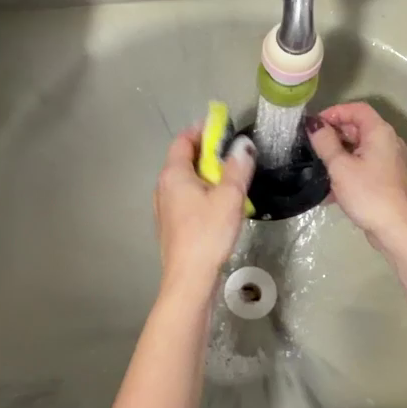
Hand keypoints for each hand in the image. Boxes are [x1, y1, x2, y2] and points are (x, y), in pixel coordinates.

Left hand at [153, 125, 255, 289]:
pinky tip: (221, 205)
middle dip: (209, 153)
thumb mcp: (229, 196)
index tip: (224, 128)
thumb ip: (237, 167)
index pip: (184, 140)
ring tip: (232, 179)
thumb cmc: (208, 233)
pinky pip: (187, 198)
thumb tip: (243, 144)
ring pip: (186, 181)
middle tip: (234, 154)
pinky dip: (203, 193)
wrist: (189, 279)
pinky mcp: (171, 225)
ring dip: (207, 175)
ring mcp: (165, 207)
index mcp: (173, 174)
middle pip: (184, 159)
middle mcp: (163, 187)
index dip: (203, 130)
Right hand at [307, 103, 406, 246]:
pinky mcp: (386, 178)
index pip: (357, 109)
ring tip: (318, 165)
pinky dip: (347, 169)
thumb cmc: (367, 193)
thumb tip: (314, 124)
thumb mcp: (340, 166)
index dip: (334, 112)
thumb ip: (325, 142)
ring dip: (338, 153)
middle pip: (358, 127)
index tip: (314, 125)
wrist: (395, 229)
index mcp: (380, 132)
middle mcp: (388, 142)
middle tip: (312, 145)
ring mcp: (389, 161)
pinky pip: (363, 165)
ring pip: (359, 148)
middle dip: (334, 133)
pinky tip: (329, 188)